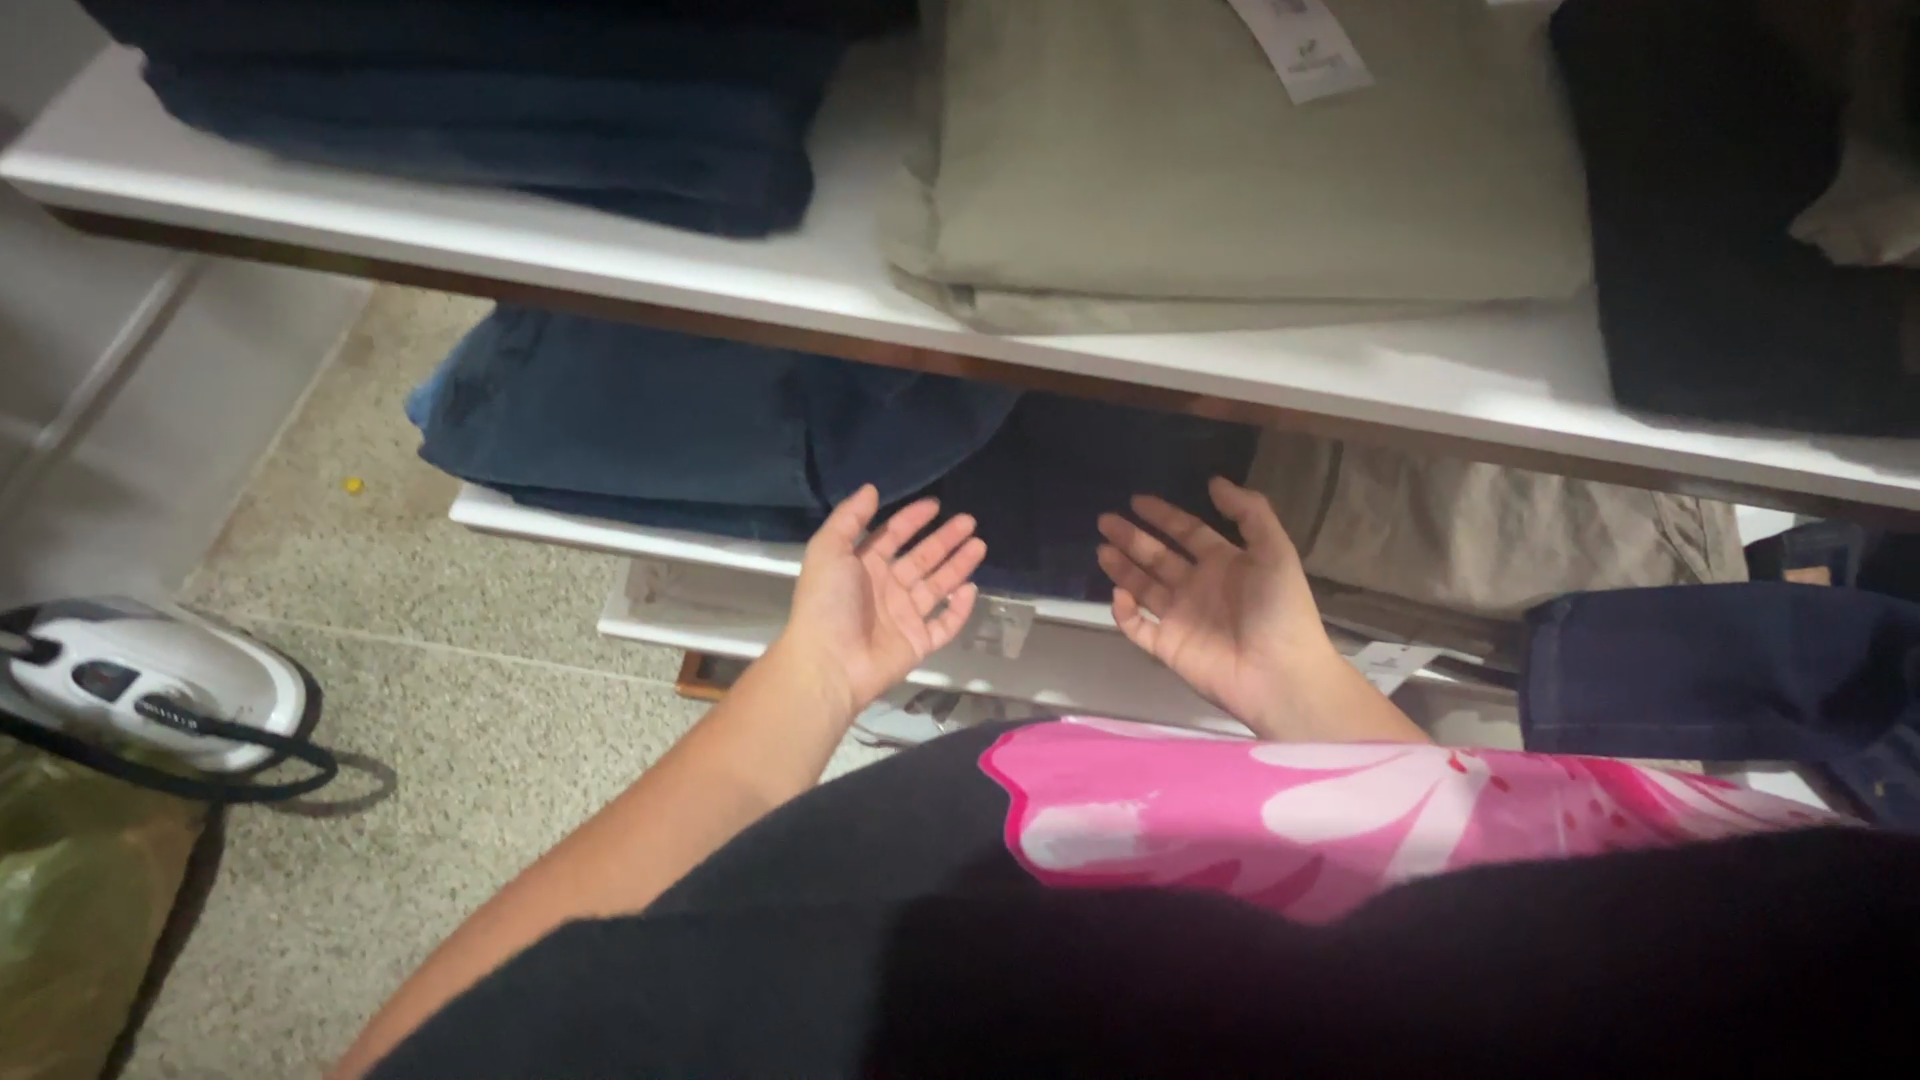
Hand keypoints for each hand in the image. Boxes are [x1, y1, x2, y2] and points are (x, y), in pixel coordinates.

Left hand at [777, 485, 985, 717]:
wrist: (829, 663)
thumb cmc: (827, 603)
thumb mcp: (828, 550)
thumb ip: (848, 518)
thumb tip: (871, 489)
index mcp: (863, 566)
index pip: (892, 536)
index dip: (912, 519)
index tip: (936, 505)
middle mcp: (886, 589)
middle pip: (922, 558)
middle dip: (945, 540)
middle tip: (969, 522)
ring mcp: (904, 617)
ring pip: (938, 587)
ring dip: (959, 566)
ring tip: (980, 545)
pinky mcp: (918, 643)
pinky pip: (944, 624)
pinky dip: (959, 609)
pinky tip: (970, 589)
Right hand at [1097, 477, 1342, 737]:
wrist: (1279, 673)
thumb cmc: (1280, 610)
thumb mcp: (1275, 551)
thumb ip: (1249, 512)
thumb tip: (1214, 481)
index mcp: (1225, 564)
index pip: (1188, 533)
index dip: (1163, 516)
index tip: (1136, 501)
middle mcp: (1198, 587)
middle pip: (1158, 556)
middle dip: (1131, 538)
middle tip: (1104, 520)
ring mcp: (1180, 618)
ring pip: (1142, 587)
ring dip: (1122, 568)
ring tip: (1101, 549)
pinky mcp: (1167, 646)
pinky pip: (1137, 627)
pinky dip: (1124, 612)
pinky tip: (1118, 594)